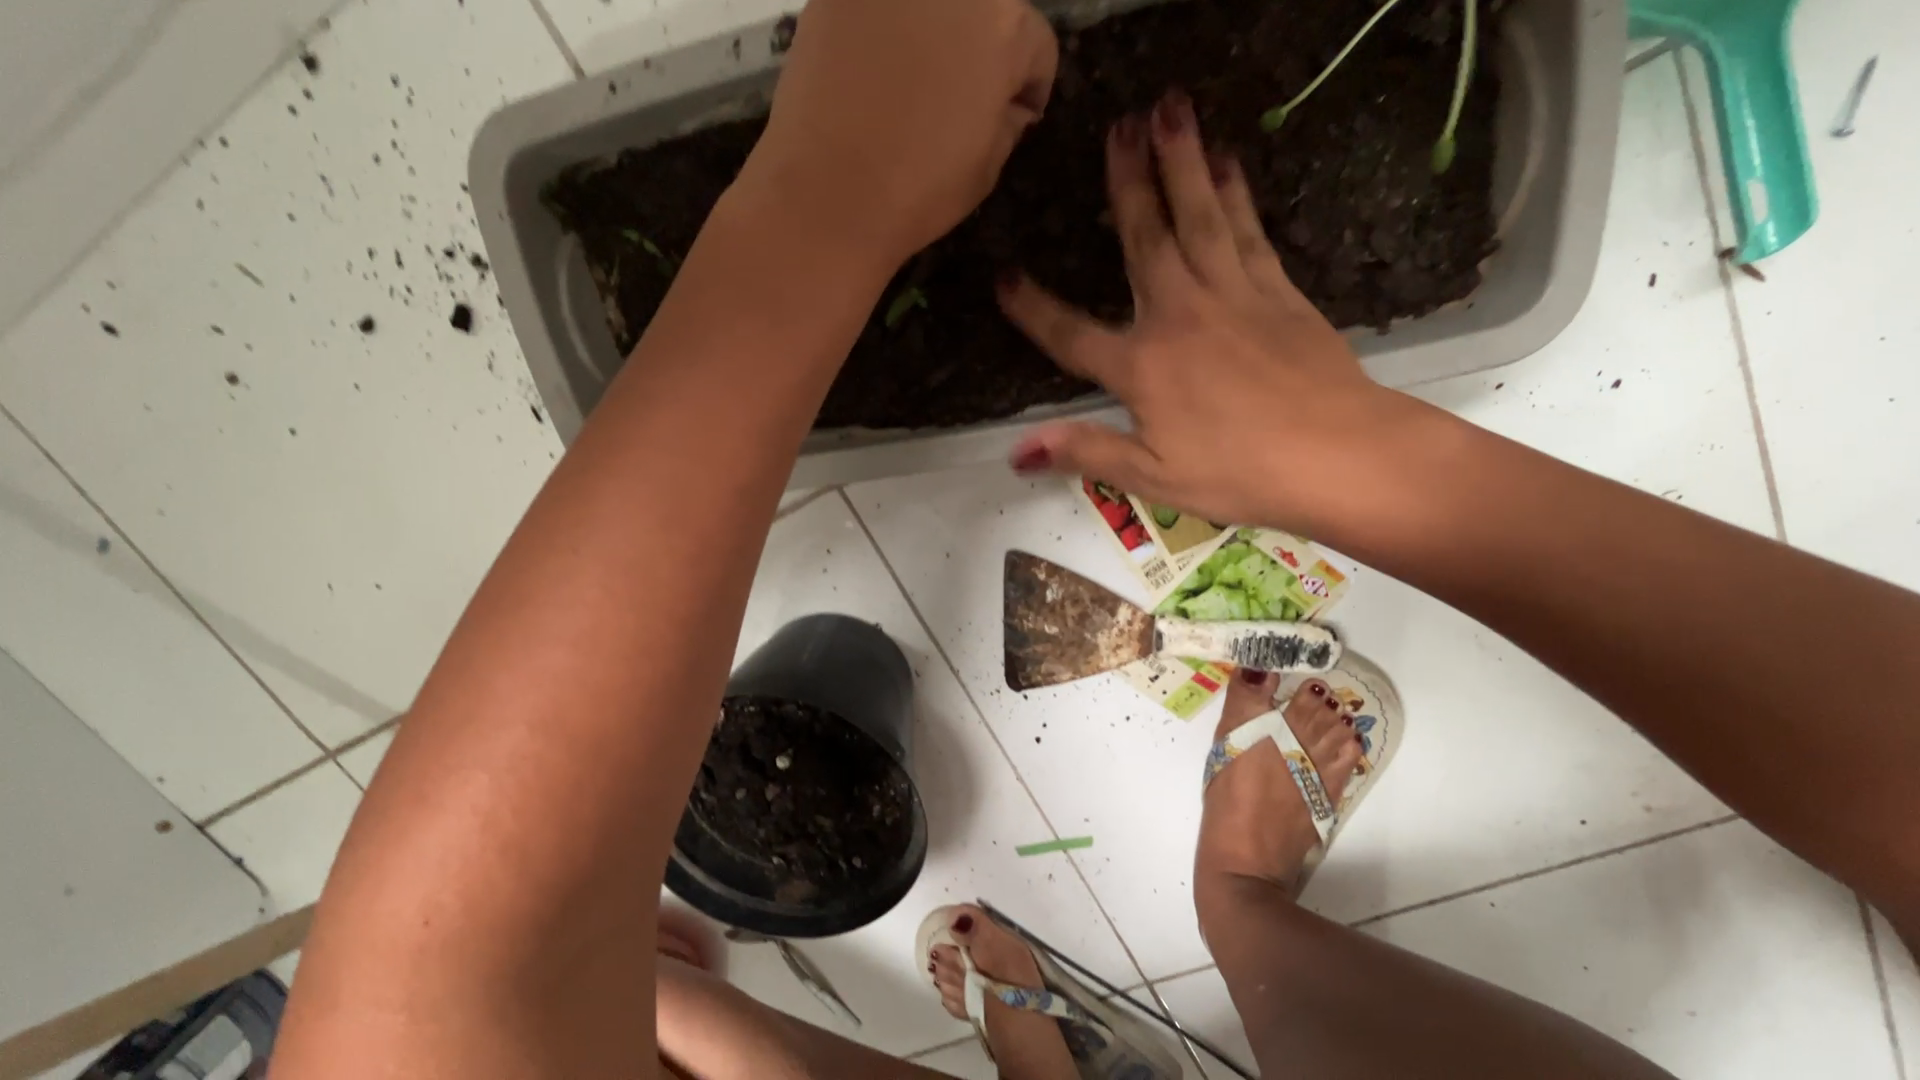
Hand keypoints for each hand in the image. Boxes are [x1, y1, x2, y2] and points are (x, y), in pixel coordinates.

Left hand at [740, 0, 1058, 268]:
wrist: (824, 195)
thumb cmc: (918, 190)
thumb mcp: (987, 167)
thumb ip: (1008, 118)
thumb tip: (1007, 103)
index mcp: (1003, 23)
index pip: (1036, 45)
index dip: (1027, 88)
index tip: (1012, 115)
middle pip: (985, 11)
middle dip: (981, 49)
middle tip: (959, 96)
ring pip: (930, 6)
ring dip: (933, 34)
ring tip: (912, 83)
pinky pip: (878, 11)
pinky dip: (883, 34)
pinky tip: (870, 76)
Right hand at [995, 90, 1410, 530]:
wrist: (1339, 453)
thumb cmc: (1240, 473)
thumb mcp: (1154, 475)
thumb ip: (1086, 451)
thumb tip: (1018, 451)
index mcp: (1142, 367)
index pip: (1072, 334)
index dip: (1033, 308)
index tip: (1004, 277)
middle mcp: (1180, 315)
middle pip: (1144, 240)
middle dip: (1126, 182)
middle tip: (1117, 125)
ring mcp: (1233, 296)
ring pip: (1198, 217)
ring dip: (1181, 163)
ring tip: (1170, 111)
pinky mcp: (1278, 292)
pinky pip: (1248, 231)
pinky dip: (1235, 194)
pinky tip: (1226, 163)